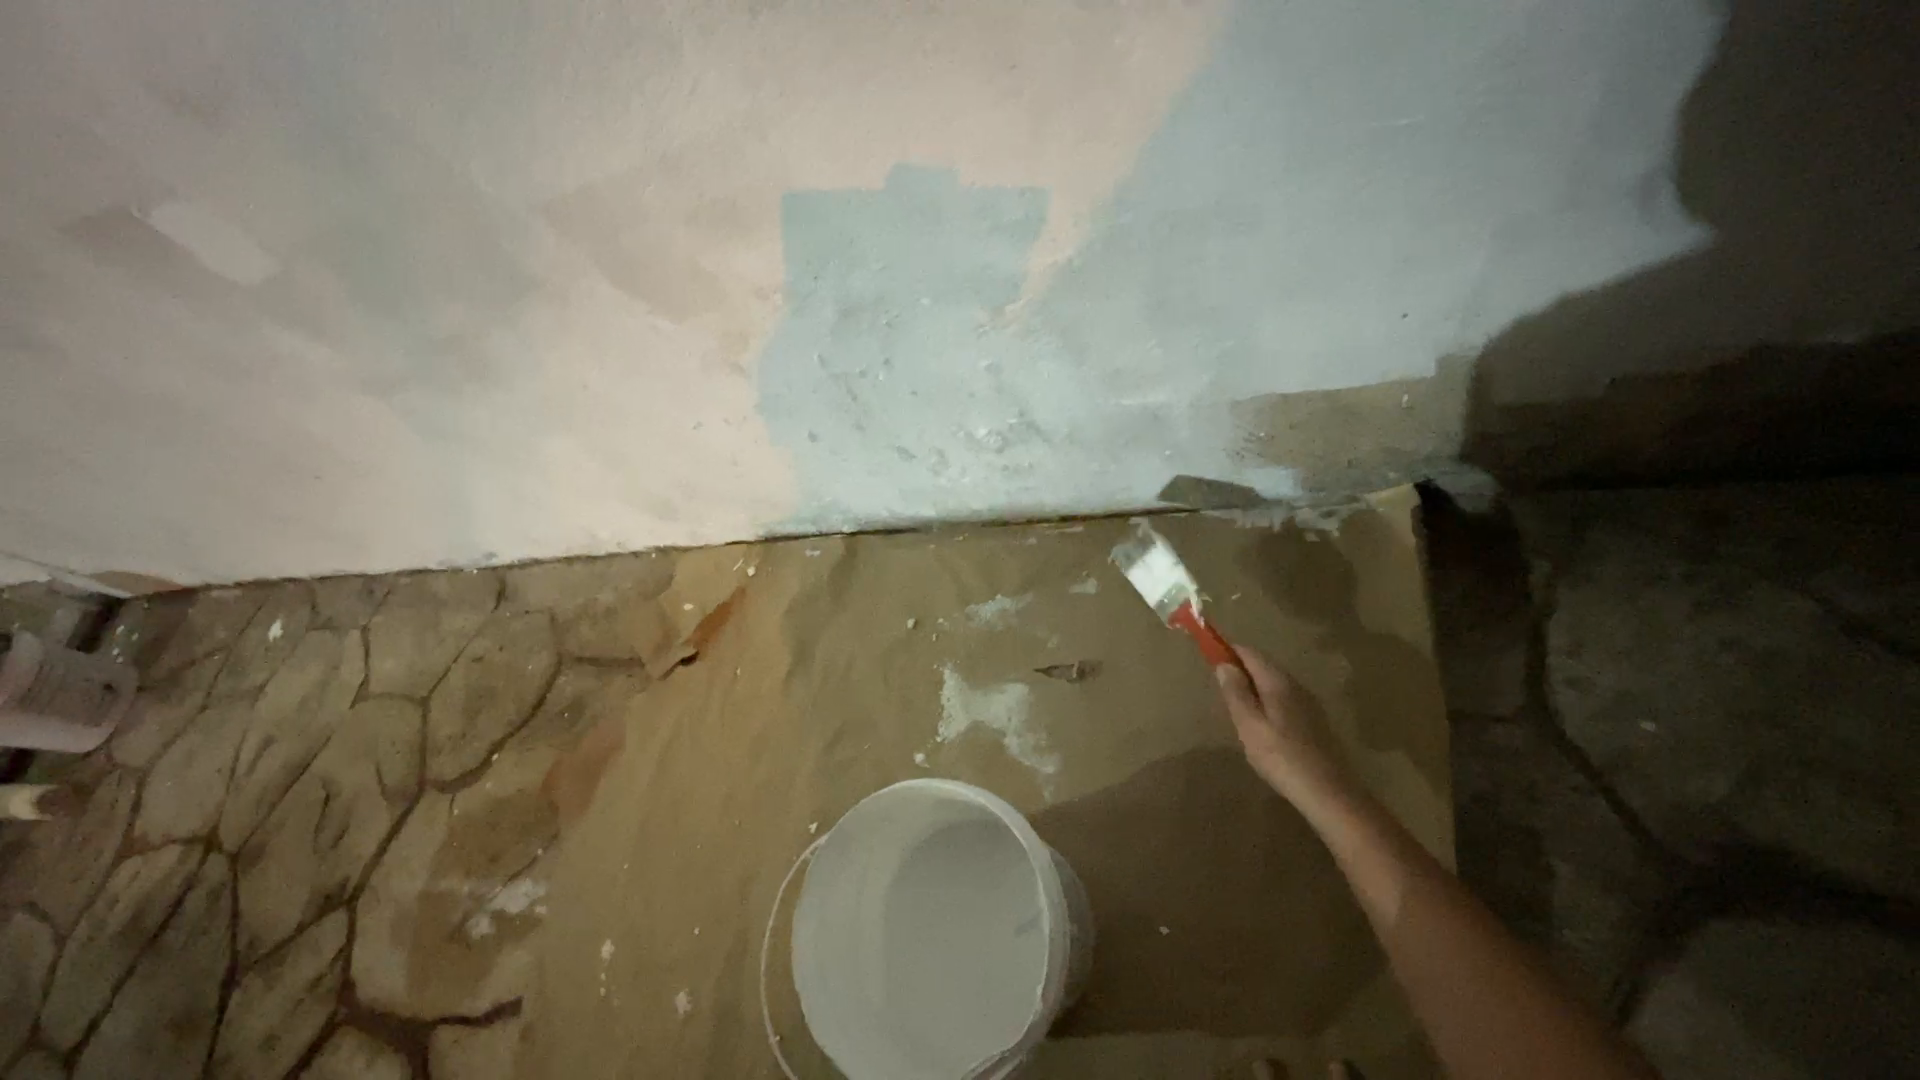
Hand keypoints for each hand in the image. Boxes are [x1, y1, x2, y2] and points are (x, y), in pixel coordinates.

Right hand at [1215, 646, 1353, 807]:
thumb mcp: (1249, 725)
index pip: (1250, 653)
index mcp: (1278, 682)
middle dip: (1240, 668)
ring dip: (1253, 685)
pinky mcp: (1314, 721)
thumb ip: (1236, 693)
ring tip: (1235, 705)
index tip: (1209, 656)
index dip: (1228, 651)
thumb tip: (1224, 664)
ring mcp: (1308, 703)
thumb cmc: (1281, 757)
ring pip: (1274, 683)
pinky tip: (1260, 722)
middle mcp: (1296, 686)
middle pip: (1264, 666)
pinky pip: (1283, 698)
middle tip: (1218, 685)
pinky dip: (1266, 700)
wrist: (1328, 791)